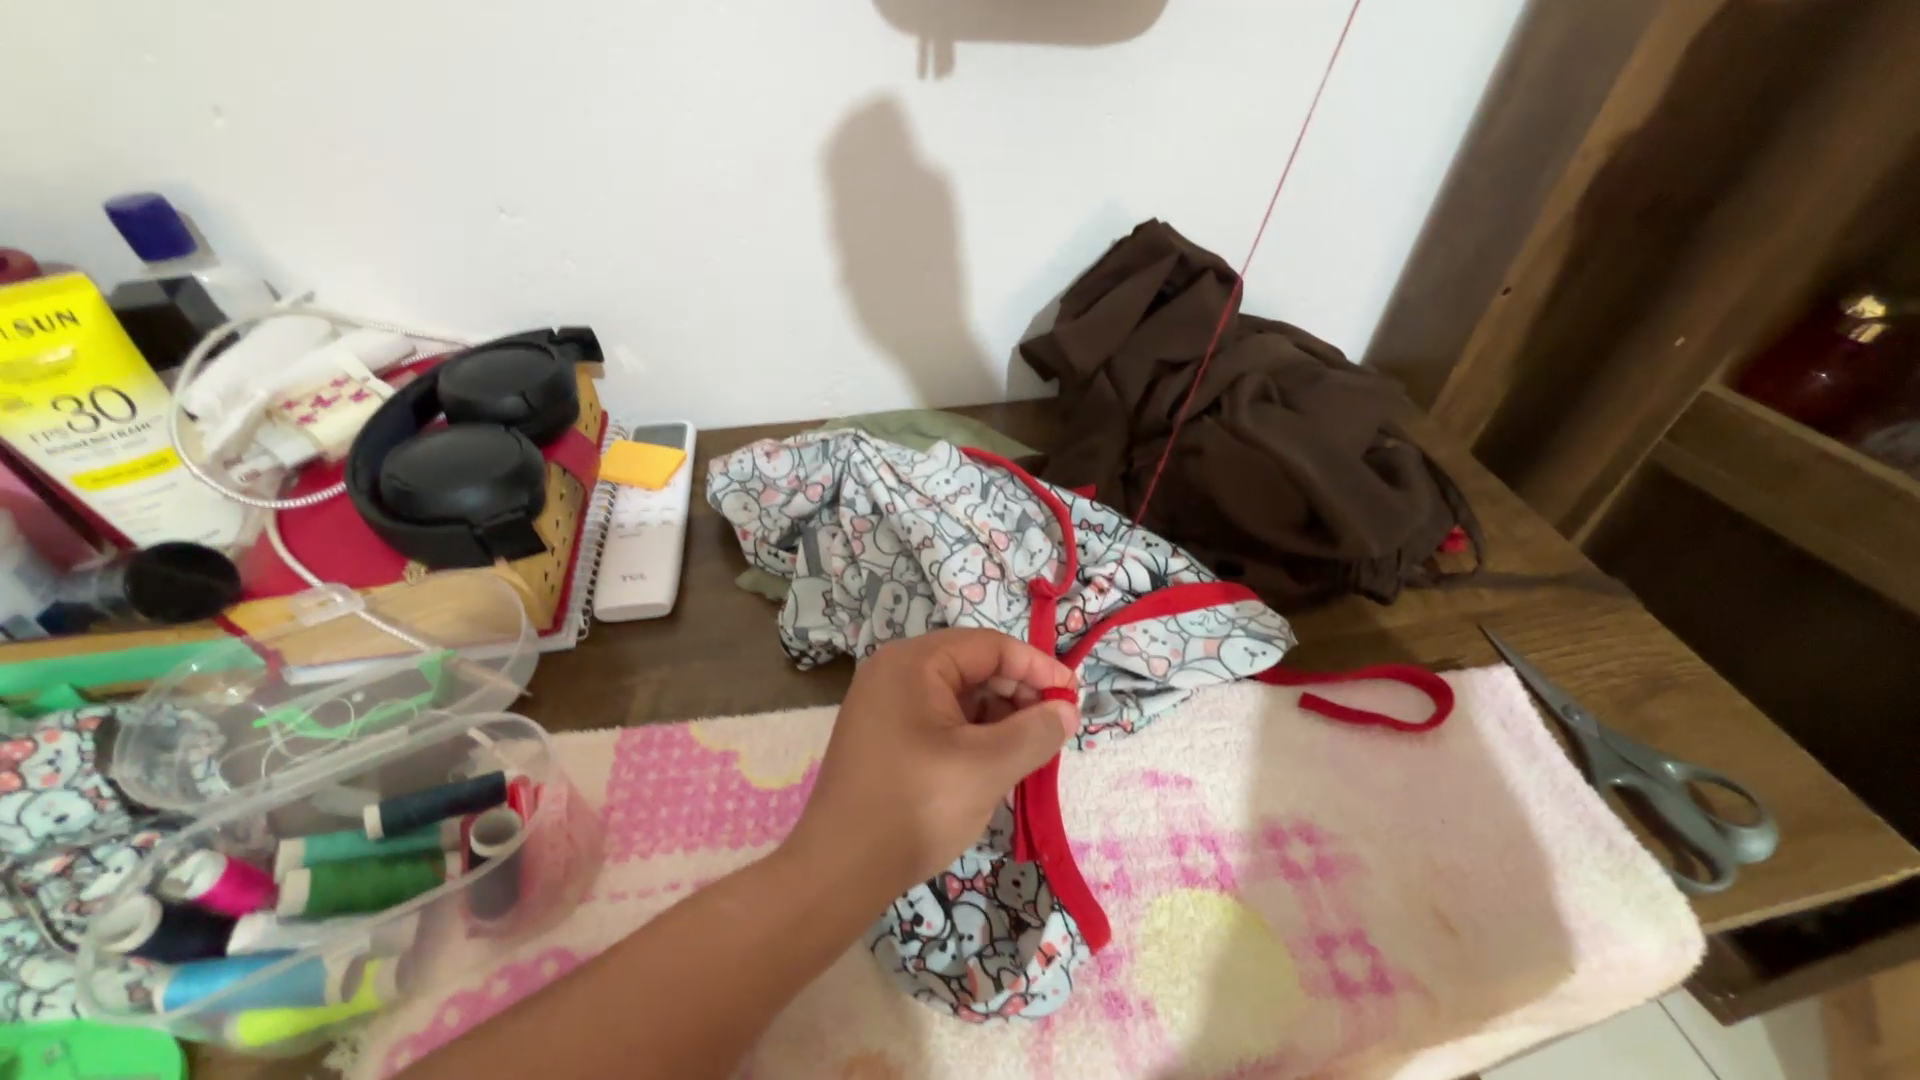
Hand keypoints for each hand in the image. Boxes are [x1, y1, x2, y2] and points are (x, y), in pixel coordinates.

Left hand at [782, 628, 1078, 896]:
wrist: (839, 869)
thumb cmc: (916, 806)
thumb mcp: (988, 767)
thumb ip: (1035, 732)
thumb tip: (1066, 712)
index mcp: (914, 663)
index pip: (990, 647)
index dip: (1037, 669)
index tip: (1073, 699)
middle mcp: (894, 672)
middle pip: (973, 667)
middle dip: (1018, 695)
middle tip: (1052, 730)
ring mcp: (884, 704)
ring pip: (958, 697)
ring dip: (998, 718)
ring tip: (1027, 753)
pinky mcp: (883, 736)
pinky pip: (939, 720)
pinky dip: (972, 735)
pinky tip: (994, 764)